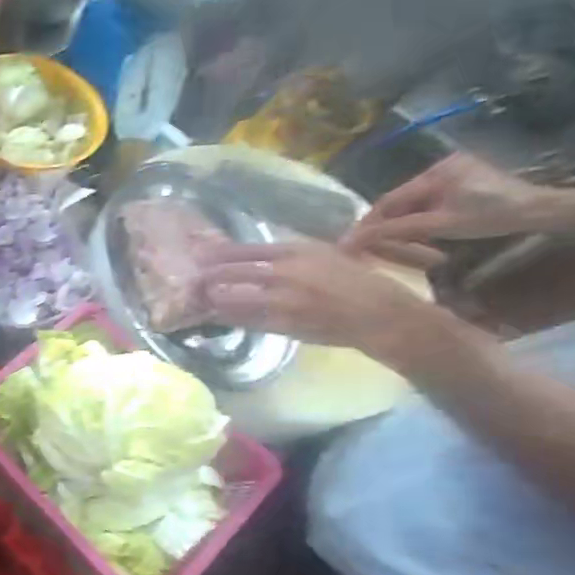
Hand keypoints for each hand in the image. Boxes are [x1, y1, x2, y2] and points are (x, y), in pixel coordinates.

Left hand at [198, 240, 460, 366]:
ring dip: (212, 299)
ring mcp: (282, 301)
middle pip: (230, 273)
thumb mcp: (324, 254)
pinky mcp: (282, 325)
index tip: (199, 256)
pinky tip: (217, 315)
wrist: (381, 317)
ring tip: (200, 298)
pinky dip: (228, 317)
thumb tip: (252, 255)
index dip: (216, 254)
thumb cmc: (356, 281)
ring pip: (231, 299)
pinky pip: (244, 320)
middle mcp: (285, 273)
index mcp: (296, 252)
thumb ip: (288, 254)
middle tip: (192, 280)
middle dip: (206, 277)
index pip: (243, 249)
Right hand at [344, 152, 567, 251]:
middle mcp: (441, 166)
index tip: (353, 243)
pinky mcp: (464, 178)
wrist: (546, 211)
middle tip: (376, 246)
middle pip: (401, 199)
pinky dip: (422, 215)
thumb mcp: (442, 225)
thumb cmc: (494, 216)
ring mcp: (454, 171)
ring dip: (405, 221)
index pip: (389, 200)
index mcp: (435, 172)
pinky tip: (423, 230)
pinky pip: (431, 198)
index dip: (369, 222)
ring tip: (399, 242)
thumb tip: (352, 241)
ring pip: (415, 200)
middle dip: (388, 223)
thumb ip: (397, 230)